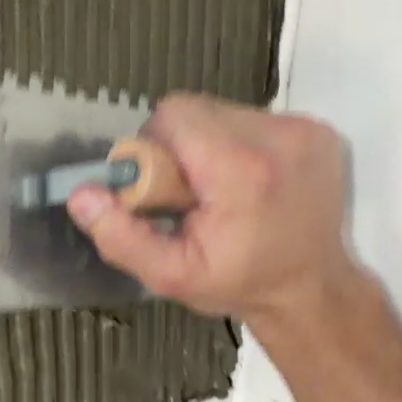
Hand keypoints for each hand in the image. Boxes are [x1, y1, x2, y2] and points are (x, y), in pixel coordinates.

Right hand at [66, 93, 354, 329]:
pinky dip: (242, 147)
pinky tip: (251, 185)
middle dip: (182, 148)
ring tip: (223, 194)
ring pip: (227, 112)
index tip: (164, 189)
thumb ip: (122, 237)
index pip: (175, 114)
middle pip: (199, 110)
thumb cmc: (239, 284)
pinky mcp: (319, 130)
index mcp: (242, 170)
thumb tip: (82, 195)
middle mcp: (280, 138)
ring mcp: (306, 131)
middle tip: (191, 196)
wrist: (312, 291)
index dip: (156, 147)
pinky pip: (256, 120)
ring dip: (212, 146)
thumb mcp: (172, 275)